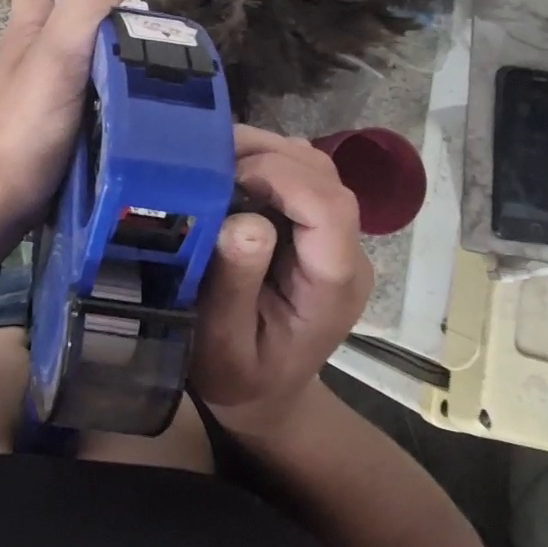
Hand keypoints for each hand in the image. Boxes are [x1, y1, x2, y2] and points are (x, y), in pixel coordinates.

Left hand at [0, 0, 145, 275]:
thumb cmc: (21, 128)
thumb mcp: (56, 55)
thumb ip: (89, 2)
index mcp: (30, 23)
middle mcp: (40, 48)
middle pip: (78, 2)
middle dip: (120, 3)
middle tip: (156, 31)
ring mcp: (54, 86)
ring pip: (96, 47)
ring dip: (131, 47)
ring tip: (166, 67)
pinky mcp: (68, 120)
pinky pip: (103, 87)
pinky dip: (128, 85)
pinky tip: (153, 100)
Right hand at [192, 124, 373, 436]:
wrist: (264, 395)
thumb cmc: (238, 377)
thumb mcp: (224, 347)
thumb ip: (236, 287)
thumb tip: (245, 222)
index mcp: (333, 284)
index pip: (329, 208)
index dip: (280, 177)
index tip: (222, 176)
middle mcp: (345, 252)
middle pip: (323, 176)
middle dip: (265, 154)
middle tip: (202, 158)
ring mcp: (332, 238)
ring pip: (312, 167)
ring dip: (261, 151)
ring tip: (207, 159)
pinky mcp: (312, 229)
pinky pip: (295, 176)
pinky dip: (259, 161)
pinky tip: (223, 171)